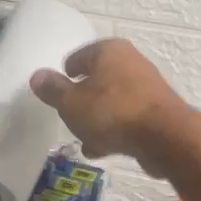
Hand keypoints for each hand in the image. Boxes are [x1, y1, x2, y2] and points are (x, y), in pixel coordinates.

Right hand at [29, 39, 190, 166]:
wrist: (164, 137)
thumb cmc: (111, 112)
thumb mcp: (72, 103)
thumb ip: (53, 91)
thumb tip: (36, 76)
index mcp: (109, 51)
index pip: (79, 56)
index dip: (66, 74)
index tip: (58, 91)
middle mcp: (131, 62)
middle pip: (98, 80)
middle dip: (83, 100)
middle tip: (70, 117)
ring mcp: (147, 88)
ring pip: (113, 102)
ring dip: (98, 120)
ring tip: (84, 140)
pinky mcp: (157, 112)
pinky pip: (127, 119)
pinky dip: (114, 131)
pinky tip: (103, 149)